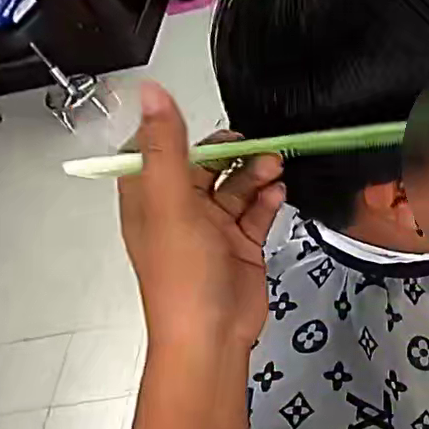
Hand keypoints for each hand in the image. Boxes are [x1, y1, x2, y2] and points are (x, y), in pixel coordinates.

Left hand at [118, 83, 285, 351]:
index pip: (158, 149)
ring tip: (274, 164)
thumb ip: (166, 148)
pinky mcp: (241, 244)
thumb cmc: (182, 280)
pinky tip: (278, 191)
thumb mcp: (171, 204)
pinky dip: (268, 199)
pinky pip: (256, 212)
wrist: (213, 334)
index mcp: (150, 197)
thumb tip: (152, 95)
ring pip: (235, 187)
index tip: (206, 122)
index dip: (181, 132)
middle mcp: (180, 210)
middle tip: (255, 144)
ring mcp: (212, 228)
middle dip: (230, 152)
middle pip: (205, 165)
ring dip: (254, 173)